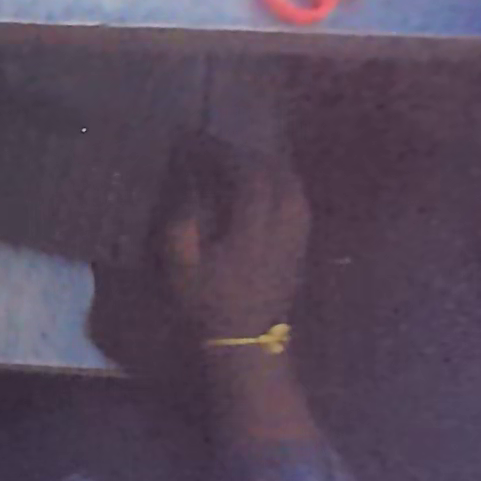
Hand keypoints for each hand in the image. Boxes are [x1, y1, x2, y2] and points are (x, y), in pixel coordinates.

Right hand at [164, 141, 310, 341]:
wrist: (243, 338)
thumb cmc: (205, 302)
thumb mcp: (180, 267)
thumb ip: (181, 225)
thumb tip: (184, 190)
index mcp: (253, 228)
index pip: (246, 175)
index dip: (222, 153)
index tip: (196, 143)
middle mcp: (284, 225)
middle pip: (277, 174)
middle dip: (246, 156)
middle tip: (216, 150)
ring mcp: (297, 236)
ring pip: (293, 186)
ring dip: (266, 168)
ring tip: (239, 164)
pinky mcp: (300, 246)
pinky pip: (297, 202)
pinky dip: (279, 187)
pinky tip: (262, 190)